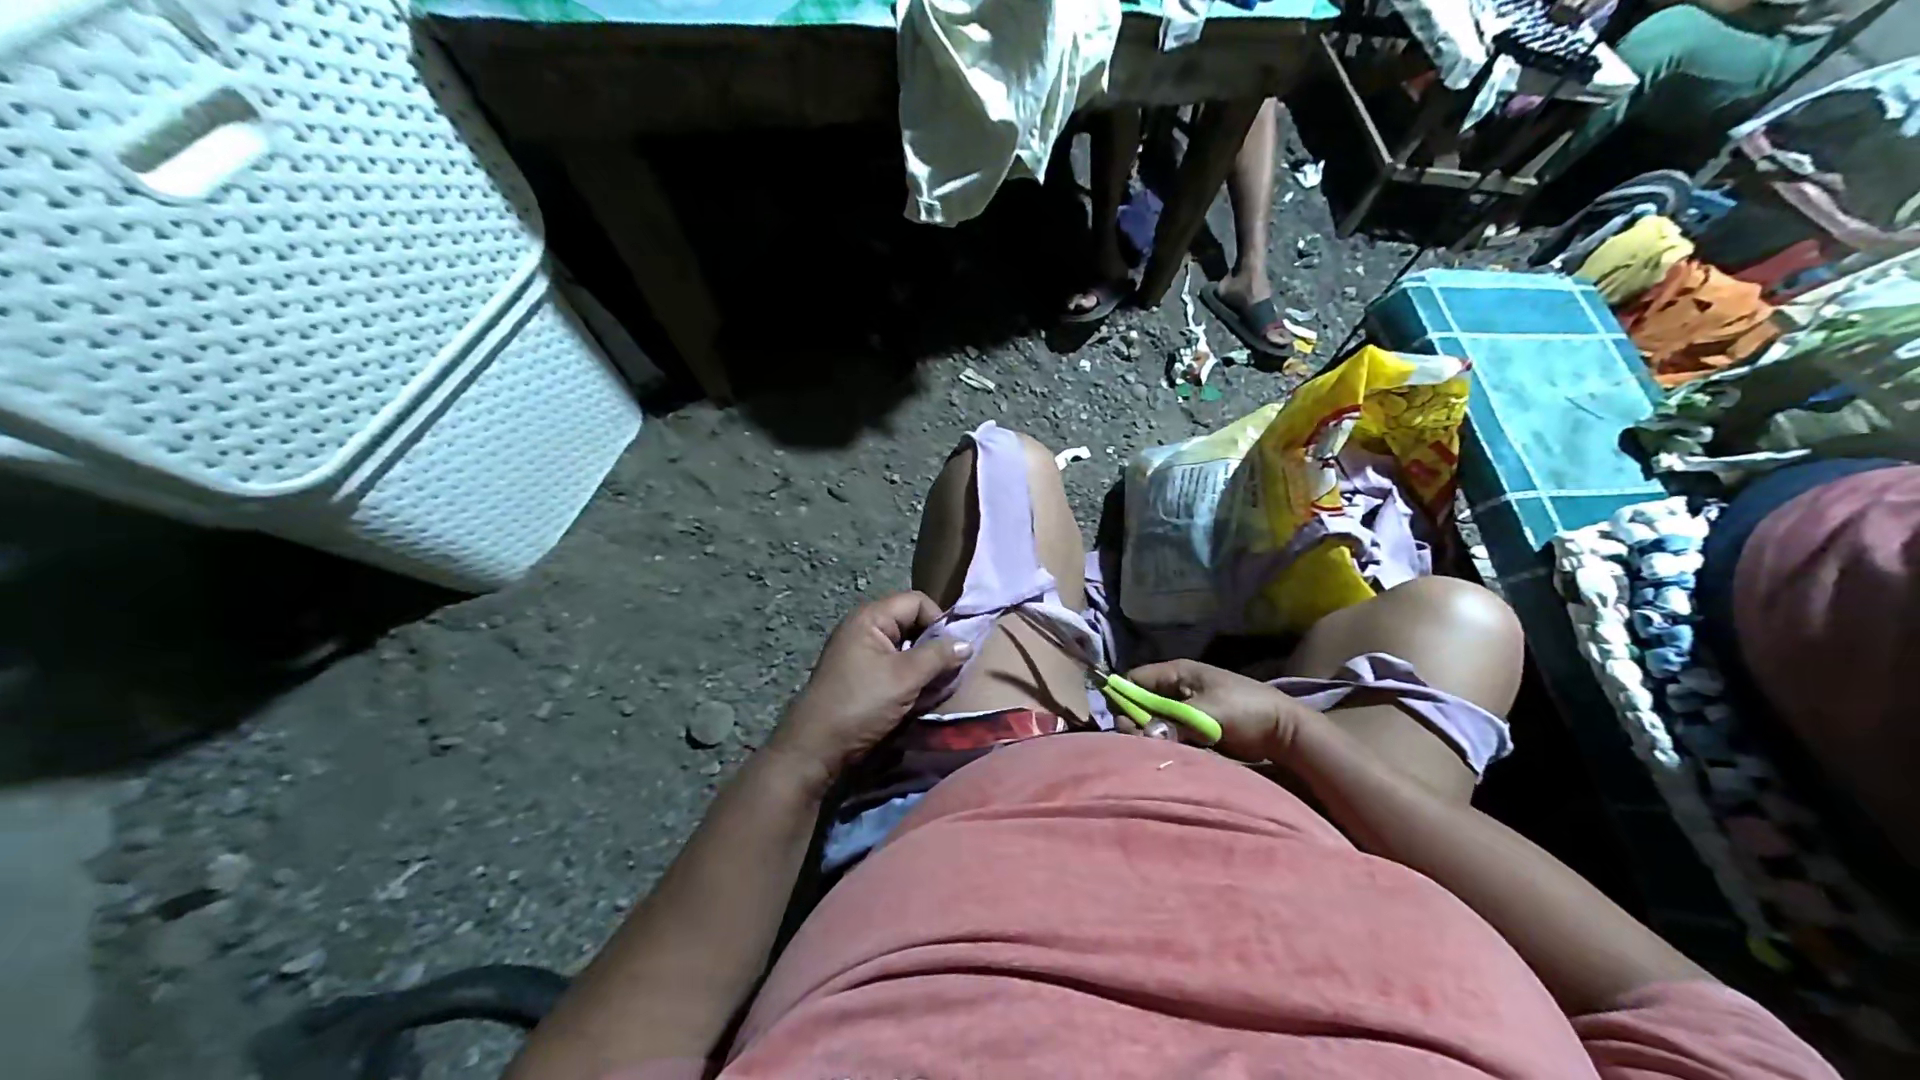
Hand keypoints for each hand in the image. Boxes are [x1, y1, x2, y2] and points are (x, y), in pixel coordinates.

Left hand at [765, 592, 968, 790]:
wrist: (816, 747)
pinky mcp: (861, 675)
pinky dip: (910, 677)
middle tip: (948, 670)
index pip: (916, 602)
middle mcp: (864, 628)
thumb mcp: (905, 677)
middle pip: (911, 623)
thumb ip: (938, 656)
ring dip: (923, 665)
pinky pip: (894, 666)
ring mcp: (860, 652)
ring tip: (936, 686)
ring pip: (905, 647)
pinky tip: (918, 696)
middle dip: (934, 645)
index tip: (953, 649)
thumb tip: (967, 643)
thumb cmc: (860, 704)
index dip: (939, 620)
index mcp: (870, 618)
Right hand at [1122, 659, 1314, 760]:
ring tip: (1148, 750)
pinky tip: (1162, 753)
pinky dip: (1163, 742)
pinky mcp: (1194, 728)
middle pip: (1141, 702)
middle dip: (1135, 720)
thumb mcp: (1207, 713)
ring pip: (1153, 720)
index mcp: (1177, 673)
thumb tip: (1142, 735)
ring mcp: (1185, 709)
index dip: (1123, 696)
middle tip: (1136, 740)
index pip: (1135, 679)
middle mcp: (1176, 688)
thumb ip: (1172, 722)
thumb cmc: (1245, 710)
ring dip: (1149, 734)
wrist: (1285, 730)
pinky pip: (1168, 733)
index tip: (1120, 720)